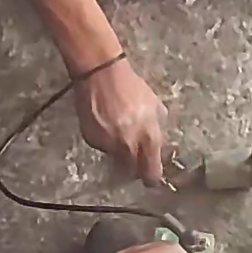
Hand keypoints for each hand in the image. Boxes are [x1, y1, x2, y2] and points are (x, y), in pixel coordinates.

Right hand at [75, 58, 167, 184]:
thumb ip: (158, 130)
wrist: (100, 73)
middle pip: (133, 172)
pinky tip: (106, 124)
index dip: (152, 179)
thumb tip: (159, 147)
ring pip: (117, 159)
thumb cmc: (132, 88)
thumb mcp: (155, 107)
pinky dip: (105, 141)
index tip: (152, 178)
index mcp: (149, 139)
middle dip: (136, 167)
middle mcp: (129, 147)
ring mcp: (108, 145)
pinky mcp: (92, 140)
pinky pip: (102, 148)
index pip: (152, 174)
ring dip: (120, 152)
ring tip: (119, 131)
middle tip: (135, 156)